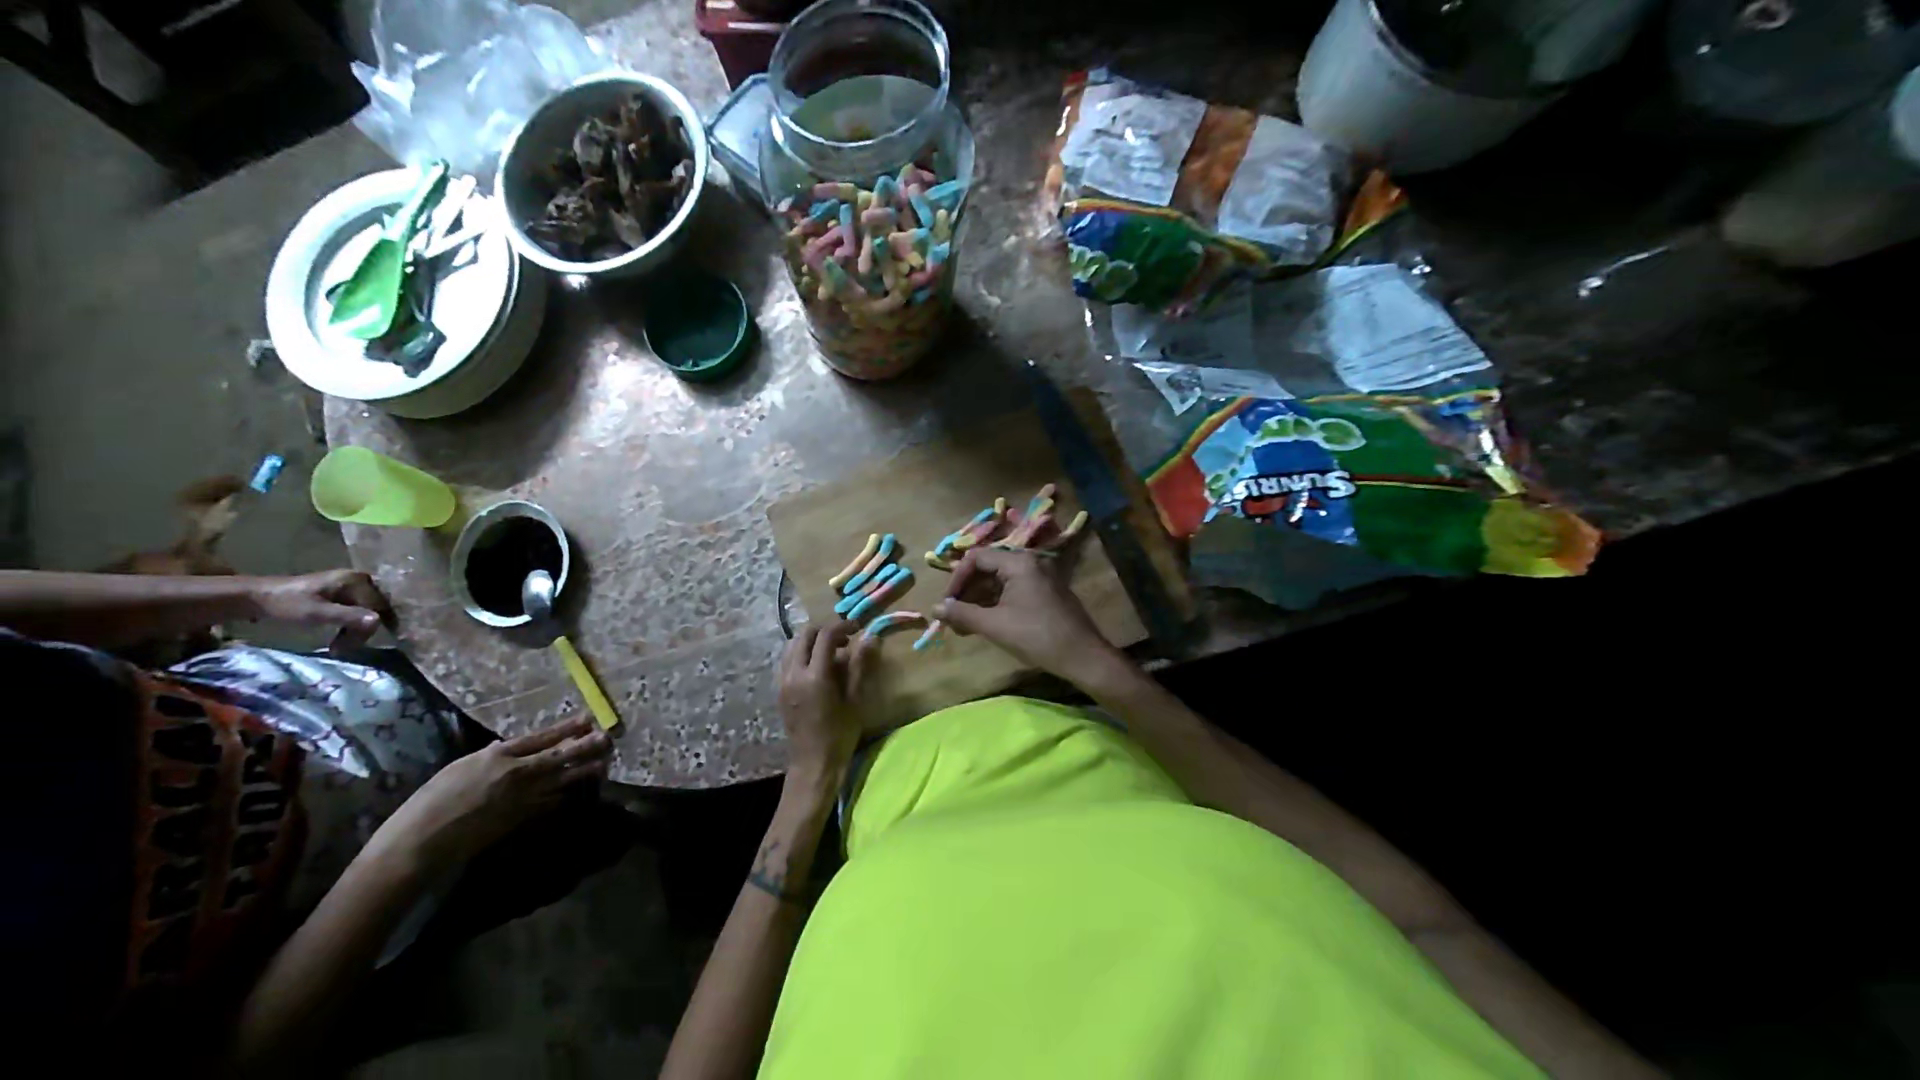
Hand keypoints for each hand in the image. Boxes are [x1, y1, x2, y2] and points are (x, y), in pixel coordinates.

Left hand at [250, 570, 392, 645]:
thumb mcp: (315, 613)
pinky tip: (340, 636)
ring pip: (367, 612)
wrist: (255, 597)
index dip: (369, 628)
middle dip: (363, 631)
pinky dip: (351, 626)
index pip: (377, 607)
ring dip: (356, 631)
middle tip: (343, 649)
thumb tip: (378, 621)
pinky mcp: (343, 593)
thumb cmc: (285, 604)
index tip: (352, 647)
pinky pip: (358, 611)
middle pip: (375, 609)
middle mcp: (360, 580)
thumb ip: (347, 616)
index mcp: (356, 581)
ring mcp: (352, 586)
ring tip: (339, 646)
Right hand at [366, 717, 610, 872]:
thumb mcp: (459, 767)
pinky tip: (579, 790)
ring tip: (604, 763)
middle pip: (560, 756)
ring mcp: (522, 798)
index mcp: (498, 756)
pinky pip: (552, 802)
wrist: (423, 840)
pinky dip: (566, 794)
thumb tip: (502, 747)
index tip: (587, 720)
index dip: (566, 728)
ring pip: (562, 780)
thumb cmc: (432, 801)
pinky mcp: (522, 819)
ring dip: (584, 771)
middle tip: (608, 738)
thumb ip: (487, 756)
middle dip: (586, 747)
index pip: (541, 737)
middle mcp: (517, 773)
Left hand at [778, 620, 862, 783]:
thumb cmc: (839, 734)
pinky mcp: (780, 690)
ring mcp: (783, 681)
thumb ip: (860, 666)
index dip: (843, 626)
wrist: (813, 763)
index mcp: (815, 676)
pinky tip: (819, 667)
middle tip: (846, 640)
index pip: (825, 636)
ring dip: (812, 641)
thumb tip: (871, 638)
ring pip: (793, 645)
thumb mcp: (855, 699)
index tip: (858, 628)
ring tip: (833, 652)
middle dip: (825, 631)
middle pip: (805, 634)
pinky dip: (803, 654)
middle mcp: (794, 674)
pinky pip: (788, 660)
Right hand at [935, 547, 1124, 687]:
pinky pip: (1015, 589)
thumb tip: (936, 608)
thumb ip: (962, 613)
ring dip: (981, 599)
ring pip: (1001, 580)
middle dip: (968, 591)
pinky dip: (997, 603)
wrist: (1082, 656)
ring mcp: (1042, 577)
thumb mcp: (994, 625)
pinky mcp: (1047, 592)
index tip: (947, 604)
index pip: (976, 558)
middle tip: (953, 616)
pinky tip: (987, 623)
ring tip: (966, 625)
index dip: (956, 580)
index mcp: (1019, 562)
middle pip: (989, 567)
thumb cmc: (1036, 636)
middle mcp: (1031, 562)